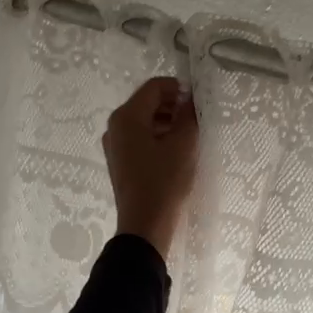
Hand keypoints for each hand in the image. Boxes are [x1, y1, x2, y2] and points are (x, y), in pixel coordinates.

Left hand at [103, 77, 198, 259]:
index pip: (154, 87)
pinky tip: (175, 149)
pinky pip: (139, 138)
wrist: (145, 224)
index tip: (198, 98)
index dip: (177, 87)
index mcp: (127, 117)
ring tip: (189, 132)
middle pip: (146, 103)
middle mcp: (115, 126)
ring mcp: (114, 145)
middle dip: (172, 104)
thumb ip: (187, 115)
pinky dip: (157, 136)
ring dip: (166, 121)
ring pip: (143, 121)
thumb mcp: (182, 145)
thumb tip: (189, 99)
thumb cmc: (164, 181)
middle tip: (196, 115)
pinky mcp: (119, 161)